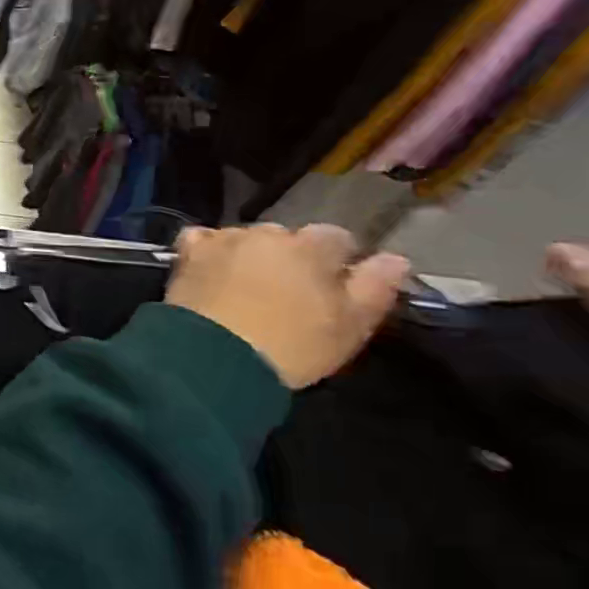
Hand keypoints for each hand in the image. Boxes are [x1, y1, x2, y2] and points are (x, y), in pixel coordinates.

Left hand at [165, 223, 409, 389]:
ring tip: (248, 291)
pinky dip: (210, 253)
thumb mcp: (348, 328)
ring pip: (247, 239)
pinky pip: (204, 240)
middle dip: (292, 258)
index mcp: (311, 248)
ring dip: (252, 256)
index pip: (336, 238)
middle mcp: (268, 232)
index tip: (335, 285)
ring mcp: (227, 237)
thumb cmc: (292, 347)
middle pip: (288, 238)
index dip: (340, 259)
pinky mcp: (192, 250)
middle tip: (289, 295)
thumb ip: (374, 288)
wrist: (217, 356)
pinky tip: (211, 273)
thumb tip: (396, 258)